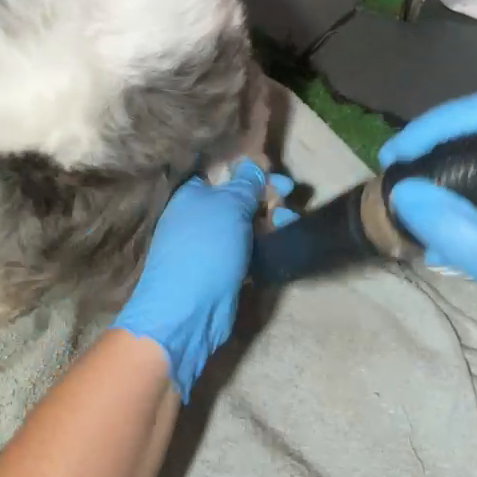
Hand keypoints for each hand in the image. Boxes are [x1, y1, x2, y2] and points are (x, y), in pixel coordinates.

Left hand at [112, 161, 296, 400]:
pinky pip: (249, 246)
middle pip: (238, 196)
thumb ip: (245, 184)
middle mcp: (200, 215)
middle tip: (289, 192)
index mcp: (192, 194)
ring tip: (289, 218)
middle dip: (265, 193)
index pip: (222, 171)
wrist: (187, 311)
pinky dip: (265, 240)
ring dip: (270, 217)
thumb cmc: (205, 248)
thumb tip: (253, 165)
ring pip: (246, 222)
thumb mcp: (228, 206)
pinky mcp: (225, 268)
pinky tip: (283, 237)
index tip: (273, 168)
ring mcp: (212, 244)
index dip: (248, 168)